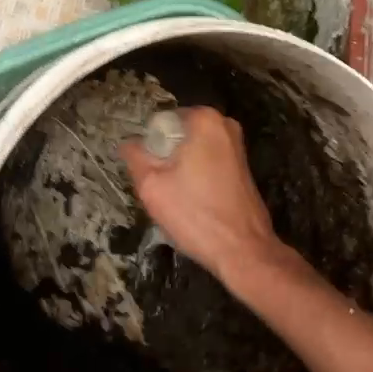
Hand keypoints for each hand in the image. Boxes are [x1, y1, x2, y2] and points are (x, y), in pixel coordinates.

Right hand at [119, 106, 279, 280]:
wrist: (244, 252)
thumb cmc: (196, 214)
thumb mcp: (152, 185)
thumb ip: (134, 156)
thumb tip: (127, 143)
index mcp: (204, 119)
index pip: (161, 123)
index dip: (150, 148)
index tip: (152, 174)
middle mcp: (224, 124)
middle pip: (178, 136)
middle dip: (167, 158)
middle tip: (163, 188)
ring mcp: (237, 145)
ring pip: (193, 151)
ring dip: (182, 170)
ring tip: (180, 198)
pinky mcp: (243, 167)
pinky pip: (208, 163)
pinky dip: (198, 177)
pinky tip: (197, 203)